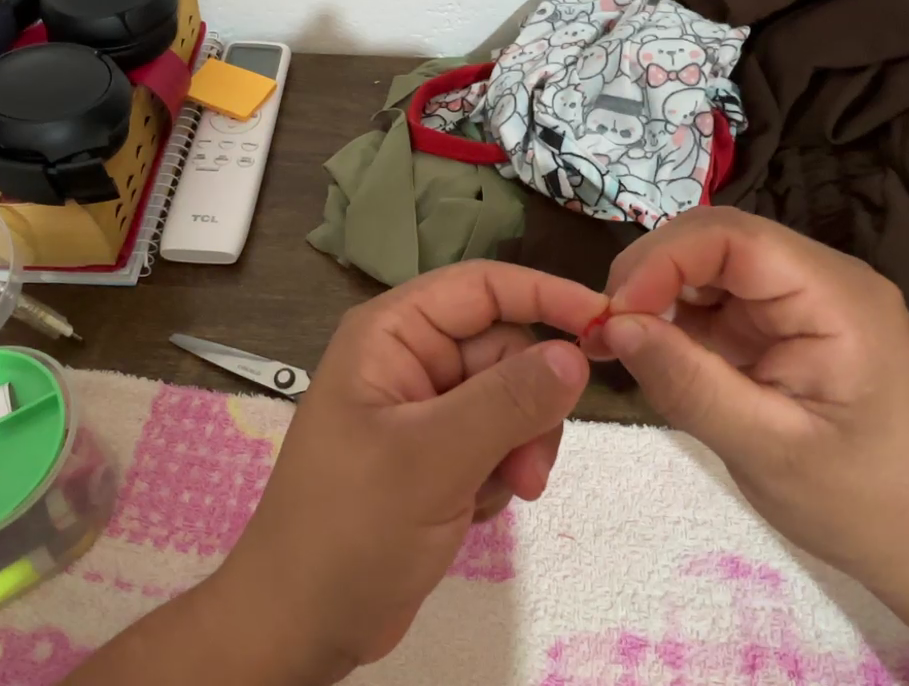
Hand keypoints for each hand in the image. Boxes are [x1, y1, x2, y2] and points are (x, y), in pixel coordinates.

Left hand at [214, 261, 601, 681]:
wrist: (303, 623)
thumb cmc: (351, 527)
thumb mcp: (432, 458)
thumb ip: (508, 400)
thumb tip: (575, 353)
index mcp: (392, 333)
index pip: (482, 287)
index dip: (545, 295)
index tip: (606, 325)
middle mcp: (409, 358)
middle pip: (504, 347)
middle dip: (529, 403)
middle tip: (530, 465)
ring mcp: (424, 408)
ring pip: (510, 396)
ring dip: (521, 444)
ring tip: (506, 491)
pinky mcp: (437, 452)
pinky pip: (498, 438)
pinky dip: (503, 470)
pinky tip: (474, 508)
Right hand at [586, 206, 908, 589]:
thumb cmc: (859, 504)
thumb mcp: (766, 450)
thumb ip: (688, 383)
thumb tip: (612, 324)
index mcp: (837, 297)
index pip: (734, 238)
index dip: (663, 260)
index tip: (613, 312)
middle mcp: (819, 279)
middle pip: (715, 240)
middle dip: (651, 273)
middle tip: (602, 329)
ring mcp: (797, 298)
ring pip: (705, 264)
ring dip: (654, 294)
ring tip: (613, 340)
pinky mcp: (778, 321)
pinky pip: (712, 299)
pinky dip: (670, 318)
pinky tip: (645, 349)